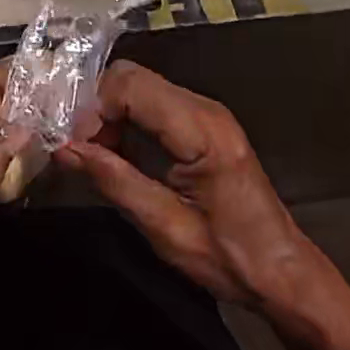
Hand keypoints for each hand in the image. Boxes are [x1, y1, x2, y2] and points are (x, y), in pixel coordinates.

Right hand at [55, 62, 349, 349]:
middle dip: (95, 105)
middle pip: (130, 75)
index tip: (75, 145)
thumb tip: (64, 150)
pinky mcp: (201, 118)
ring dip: (107, 111)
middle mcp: (204, 108)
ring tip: (94, 151)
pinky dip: (124, 116)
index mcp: (202, 132)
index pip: (130, 86)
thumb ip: (115, 181)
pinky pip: (150, 98)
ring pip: (137, 83)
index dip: (93, 108)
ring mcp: (204, 110)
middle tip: (80, 146)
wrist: (285, 273)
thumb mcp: (166, 229)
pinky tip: (115, 149)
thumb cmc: (231, 258)